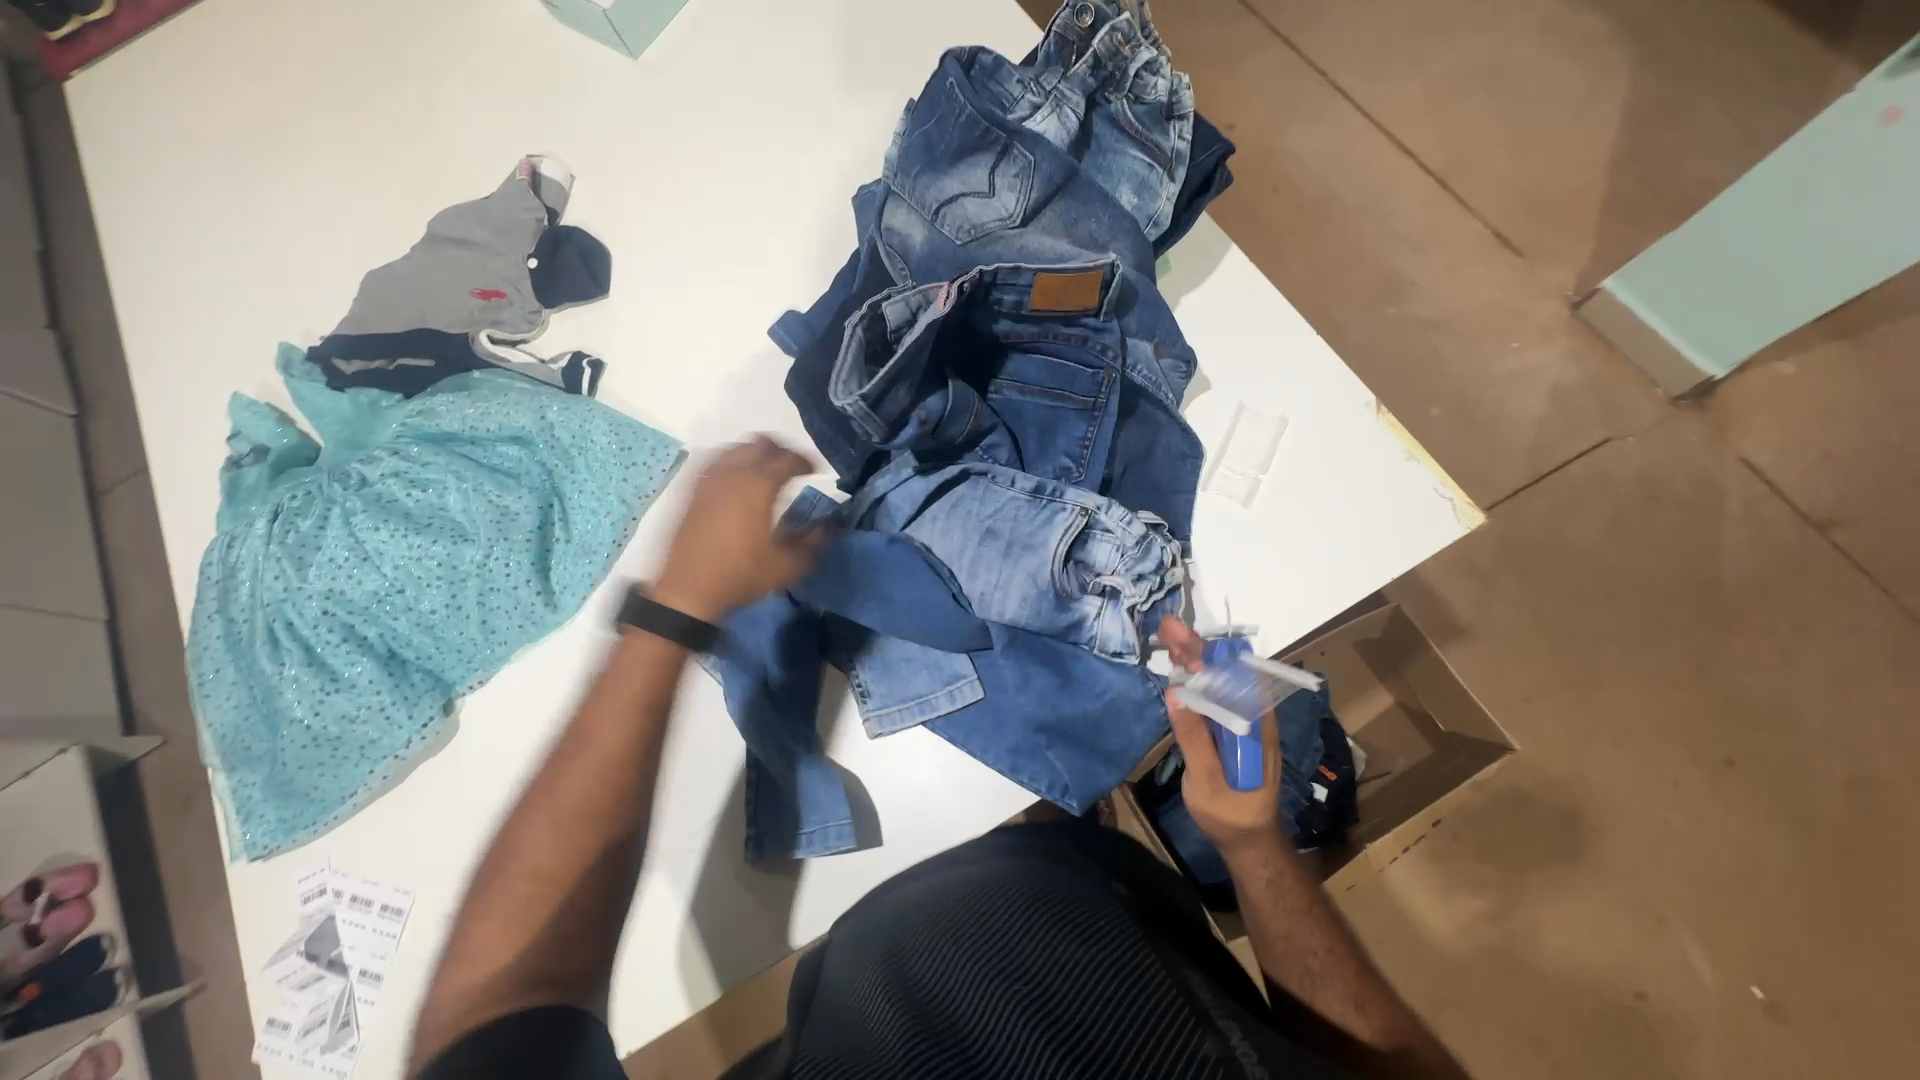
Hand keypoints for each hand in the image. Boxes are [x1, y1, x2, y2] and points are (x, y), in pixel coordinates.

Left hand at [652, 436, 823, 622]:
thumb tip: (829, 526)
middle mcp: (733, 473)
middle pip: (761, 443)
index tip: (816, 472)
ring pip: (736, 448)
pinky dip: (730, 463)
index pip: (789, 459)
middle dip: (781, 451)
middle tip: (792, 469)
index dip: (807, 462)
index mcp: (759, 486)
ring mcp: (708, 479)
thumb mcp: (787, 566)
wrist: (688, 591)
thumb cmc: (741, 576)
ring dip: (754, 454)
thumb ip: (813, 542)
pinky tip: (735, 481)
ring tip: (764, 473)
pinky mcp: (691, 490)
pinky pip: (714, 461)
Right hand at [1160, 615, 1284, 858]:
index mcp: (1253, 725)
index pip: (1233, 677)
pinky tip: (1180, 668)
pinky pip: (1215, 697)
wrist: (1248, 840)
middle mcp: (1252, 717)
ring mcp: (1242, 723)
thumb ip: (1193, 736)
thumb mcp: (1207, 779)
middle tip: (1166, 628)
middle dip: (1197, 648)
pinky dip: (1196, 679)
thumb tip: (1176, 693)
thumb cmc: (1230, 813)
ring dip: (1195, 659)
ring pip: (1219, 682)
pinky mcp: (1231, 731)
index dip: (1207, 653)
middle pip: (1225, 673)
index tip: (1181, 637)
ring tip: (1168, 638)